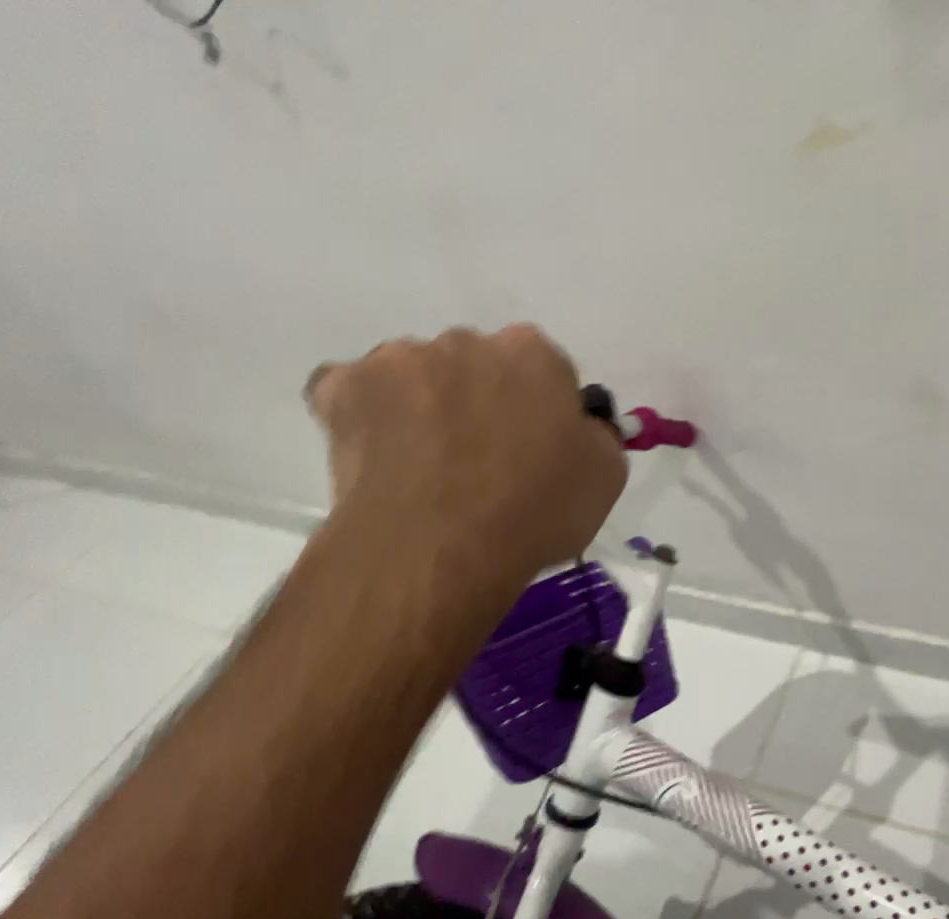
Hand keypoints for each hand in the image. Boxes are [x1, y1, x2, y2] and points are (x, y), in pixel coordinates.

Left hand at [308, 324, 625, 589]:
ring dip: (423, 406)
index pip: (544, 371)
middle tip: (482, 462)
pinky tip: (377, 458)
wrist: (440, 547)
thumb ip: (596, 435)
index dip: (542, 411)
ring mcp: (398, 360)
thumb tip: (579, 427)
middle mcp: (466, 341)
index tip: (538, 451)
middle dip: (480, 401)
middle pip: (477, 367)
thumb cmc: (535, 512)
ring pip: (416, 376)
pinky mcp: (342, 387)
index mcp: (533, 354)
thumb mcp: (606, 477)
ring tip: (425, 468)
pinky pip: (351, 391)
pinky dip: (362, 416)